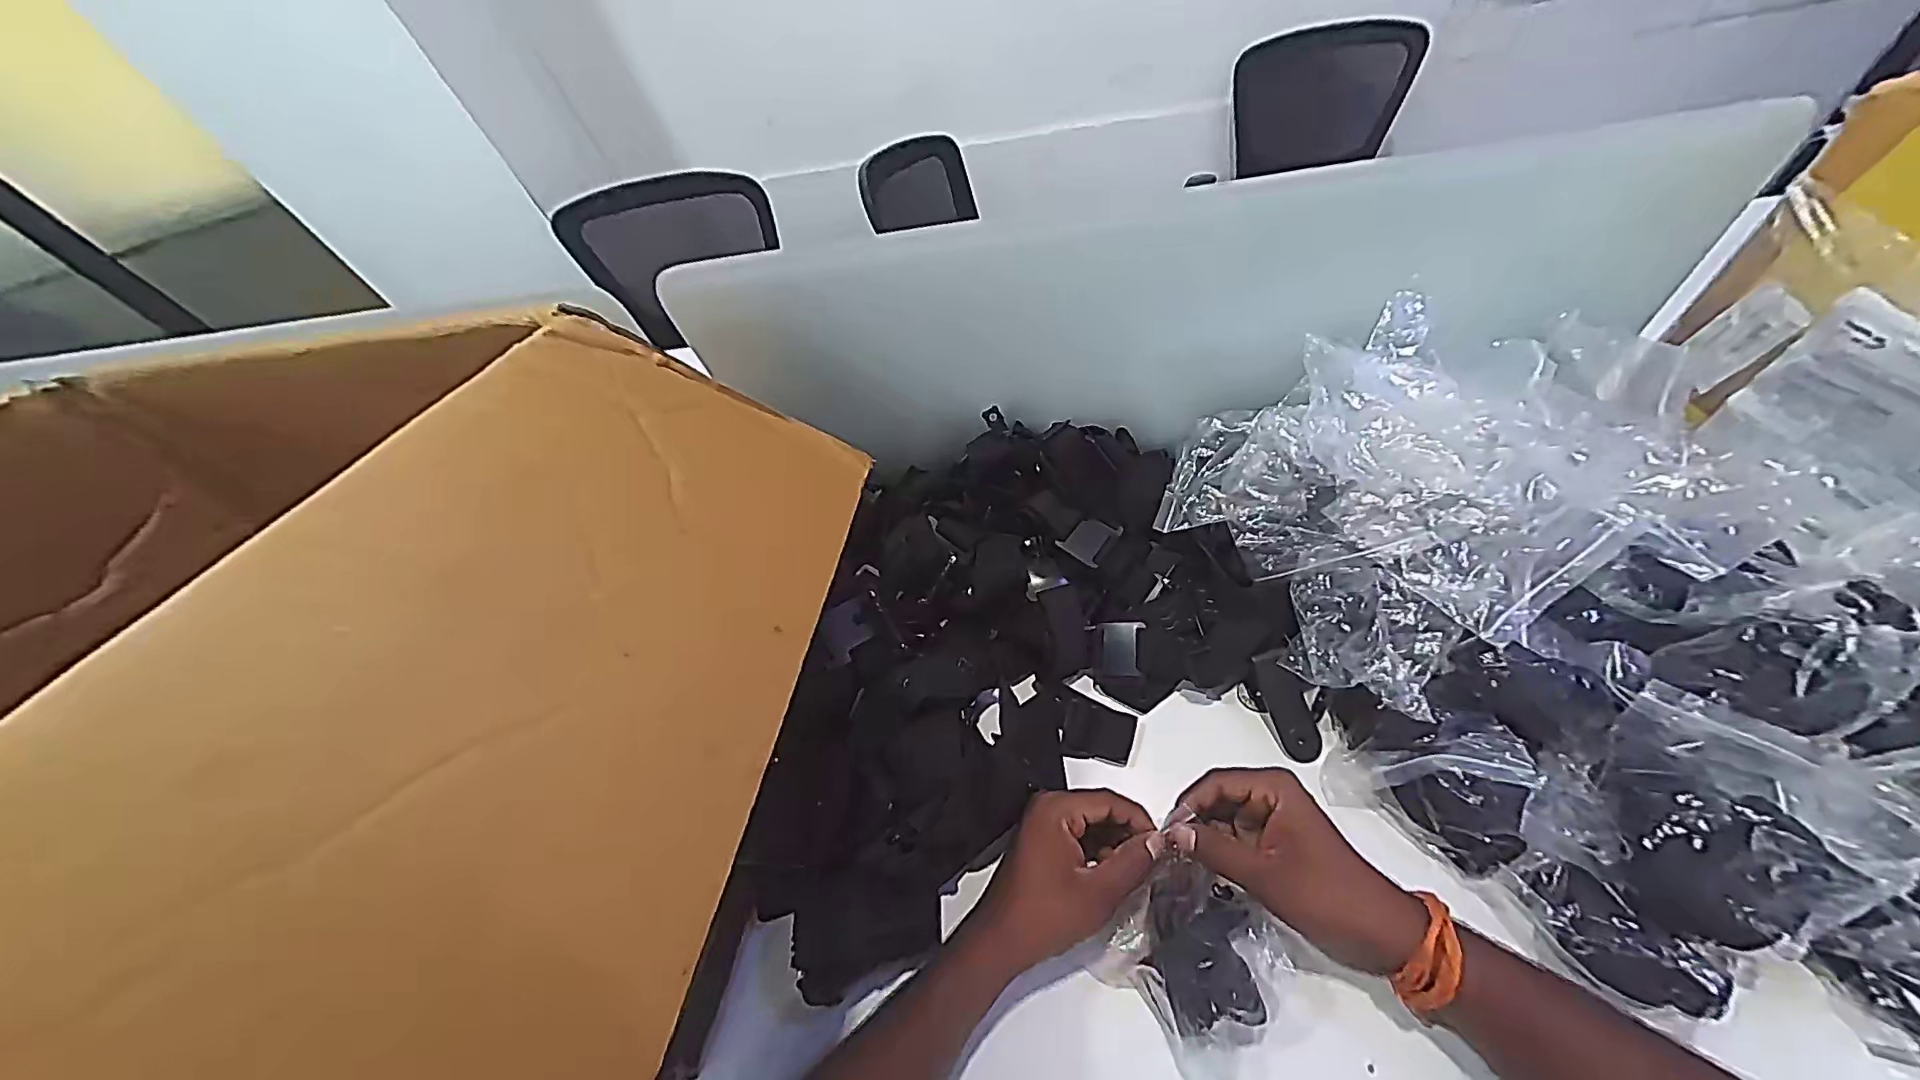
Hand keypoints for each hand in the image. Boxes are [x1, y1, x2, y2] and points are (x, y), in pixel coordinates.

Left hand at [961, 789, 1165, 973]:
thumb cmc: (1039, 916)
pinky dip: (1096, 853)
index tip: (1160, 842)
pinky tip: (1107, 876)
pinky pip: (1077, 836)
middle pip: (1100, 810)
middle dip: (1127, 835)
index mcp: (1056, 809)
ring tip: (1130, 873)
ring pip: (1091, 825)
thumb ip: (1134, 861)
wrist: (1002, 940)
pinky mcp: (1040, 840)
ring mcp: (1041, 824)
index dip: (1140, 821)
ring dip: (1113, 846)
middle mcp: (1046, 809)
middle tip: (1149, 860)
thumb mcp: (1100, 890)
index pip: (1110, 800)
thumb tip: (1156, 843)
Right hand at [1168, 768, 1429, 975]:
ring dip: (1205, 838)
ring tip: (1185, 859)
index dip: (1189, 804)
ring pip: (1223, 819)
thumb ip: (1215, 849)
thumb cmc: (1334, 897)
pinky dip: (1220, 851)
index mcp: (1275, 789)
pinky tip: (1206, 868)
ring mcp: (1274, 821)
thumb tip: (1176, 833)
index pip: (1216, 783)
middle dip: (1194, 821)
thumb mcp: (1265, 873)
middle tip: (1172, 846)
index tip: (1169, 830)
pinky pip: (1236, 839)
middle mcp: (1273, 797)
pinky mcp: (1275, 845)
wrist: (1381, 935)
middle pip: (1217, 798)